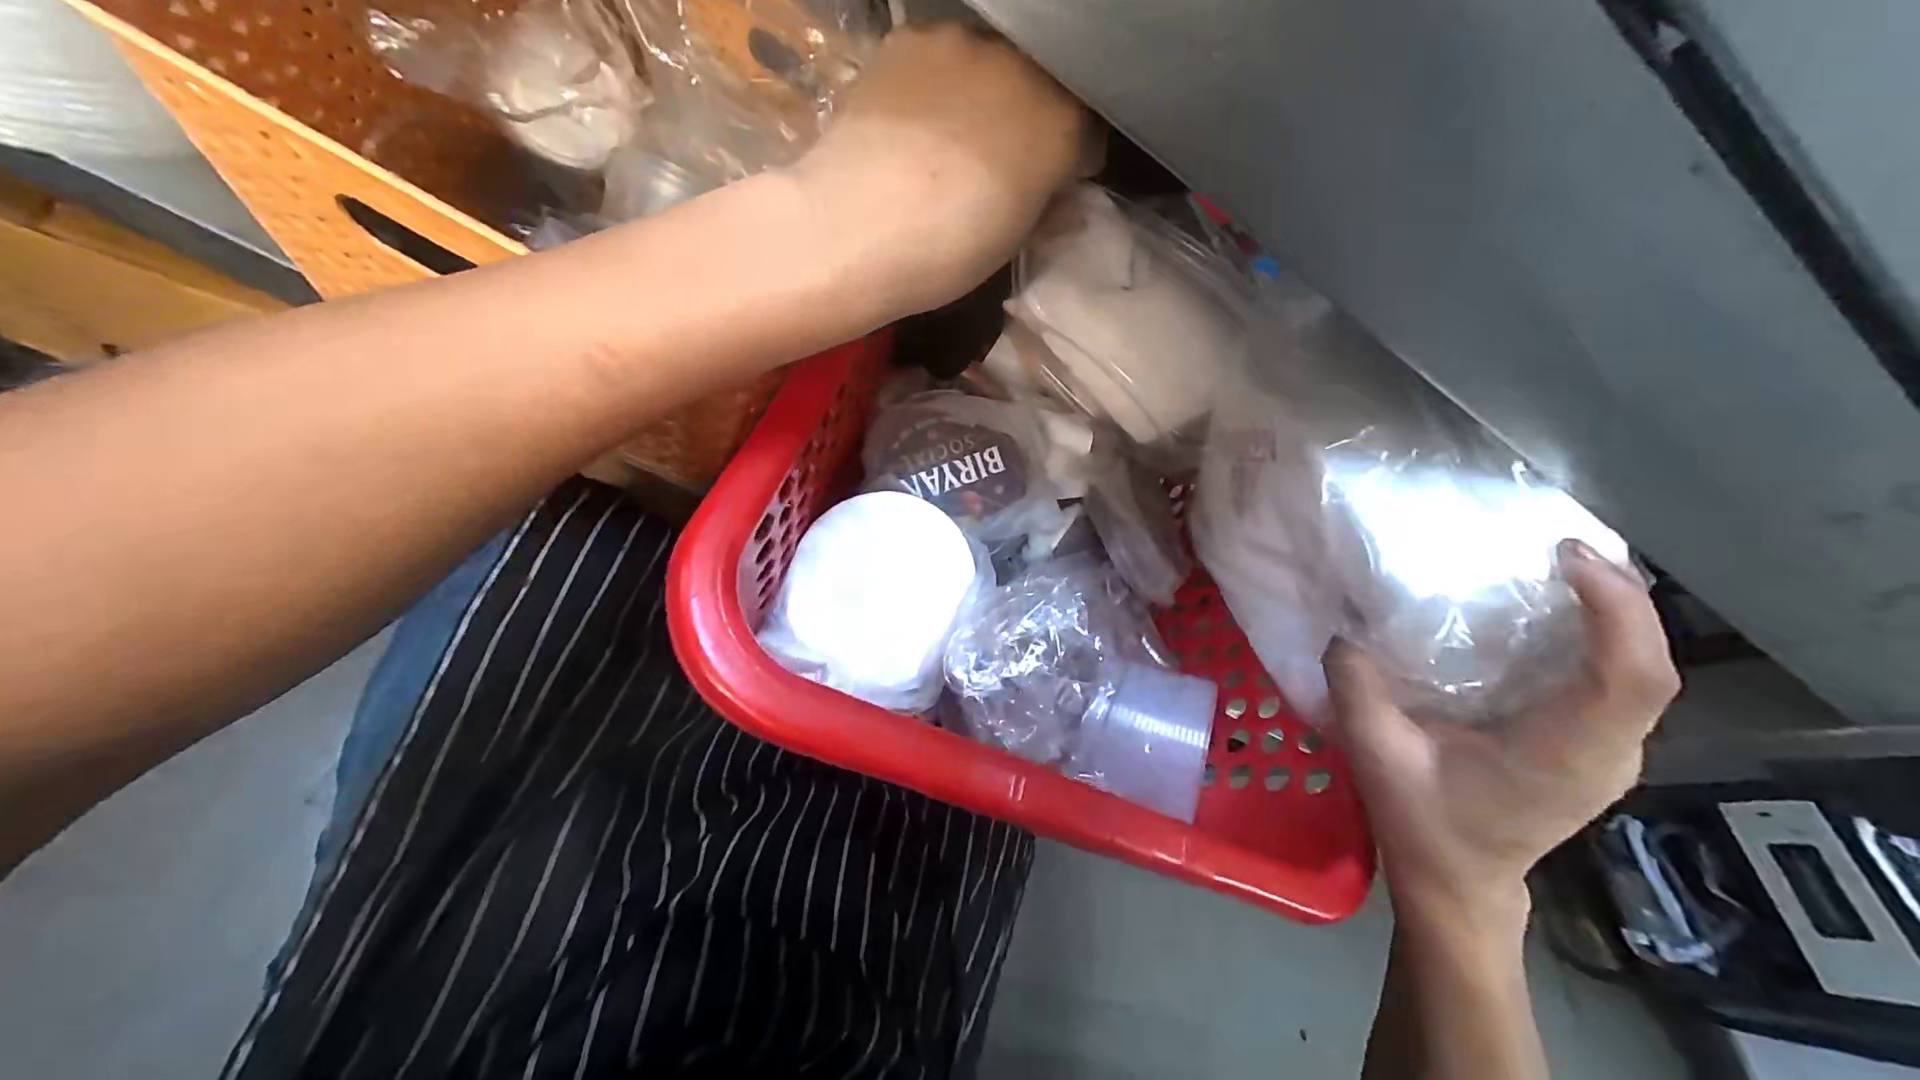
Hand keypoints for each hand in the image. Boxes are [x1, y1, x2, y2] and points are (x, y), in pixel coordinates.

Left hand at [790, 24, 1098, 318]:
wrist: (853, 230)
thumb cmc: (944, 255)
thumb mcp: (1010, 245)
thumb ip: (1046, 210)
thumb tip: (1060, 200)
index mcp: (1061, 125)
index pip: (1088, 134)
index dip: (1073, 164)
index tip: (1055, 188)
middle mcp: (1021, 69)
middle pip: (1041, 90)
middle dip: (1030, 123)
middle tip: (1001, 163)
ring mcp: (962, 45)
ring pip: (989, 68)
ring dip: (983, 97)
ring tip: (950, 141)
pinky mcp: (908, 41)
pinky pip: (938, 59)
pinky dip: (936, 86)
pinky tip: (913, 124)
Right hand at [1328, 539, 1680, 925]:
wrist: (1459, 882)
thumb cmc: (1425, 825)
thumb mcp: (1377, 756)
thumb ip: (1357, 690)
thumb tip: (1345, 631)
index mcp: (1565, 753)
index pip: (1630, 676)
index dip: (1618, 610)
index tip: (1569, 556)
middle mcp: (1607, 749)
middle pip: (1648, 663)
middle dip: (1620, 594)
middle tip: (1562, 544)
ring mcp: (1608, 750)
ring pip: (1639, 668)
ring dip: (1614, 611)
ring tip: (1562, 564)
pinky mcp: (1593, 746)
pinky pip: (1614, 679)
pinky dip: (1598, 635)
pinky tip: (1553, 614)